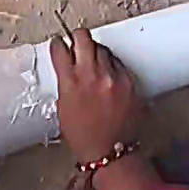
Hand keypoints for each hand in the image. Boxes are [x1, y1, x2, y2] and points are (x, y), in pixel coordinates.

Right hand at [52, 29, 141, 162]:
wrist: (110, 152)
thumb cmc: (84, 135)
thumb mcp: (63, 106)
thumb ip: (66, 80)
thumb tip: (68, 63)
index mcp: (70, 82)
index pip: (60, 48)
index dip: (59, 43)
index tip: (60, 43)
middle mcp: (91, 75)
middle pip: (83, 37)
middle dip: (78, 38)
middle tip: (77, 42)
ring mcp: (112, 77)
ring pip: (103, 48)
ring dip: (96, 52)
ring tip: (95, 64)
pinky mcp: (129, 81)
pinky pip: (118, 62)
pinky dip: (112, 66)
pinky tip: (109, 77)